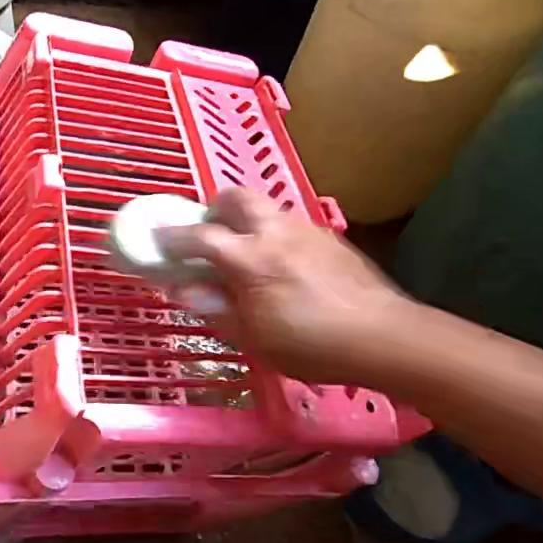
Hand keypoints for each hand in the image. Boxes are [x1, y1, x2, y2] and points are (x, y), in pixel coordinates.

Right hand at [157, 188, 415, 386]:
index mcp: (251, 258)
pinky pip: (289, 223)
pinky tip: (281, 265)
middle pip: (235, 197)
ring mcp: (305, 229)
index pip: (200, 236)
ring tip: (243, 252)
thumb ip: (217, 307)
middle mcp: (275, 232)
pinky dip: (272, 233)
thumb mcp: (254, 337)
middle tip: (206, 233)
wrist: (384, 337)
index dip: (173, 236)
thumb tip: (185, 290)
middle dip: (213, 209)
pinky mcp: (329, 238)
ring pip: (265, 207)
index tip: (157, 239)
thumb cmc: (311, 345)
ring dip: (244, 220)